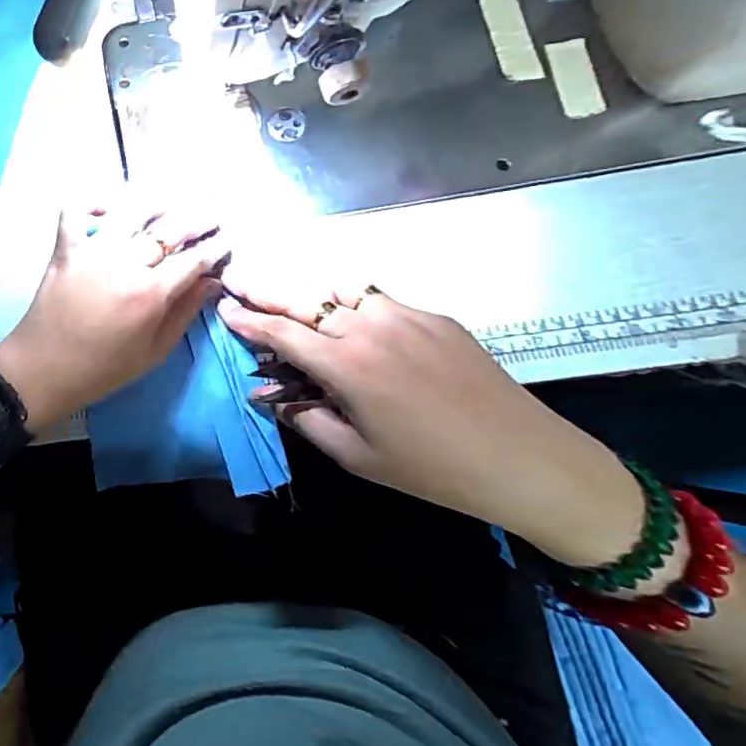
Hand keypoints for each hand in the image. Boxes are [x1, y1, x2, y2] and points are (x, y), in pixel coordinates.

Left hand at [0, 202, 226, 431]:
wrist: (43, 371)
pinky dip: (92, 203)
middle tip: (210, 218)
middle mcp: (125, 264)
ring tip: (168, 206)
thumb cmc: (104, 369)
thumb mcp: (155, 351)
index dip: (215, 247)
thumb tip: (212, 281)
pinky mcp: (65, 249)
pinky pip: (77, 211)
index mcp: (151, 294)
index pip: (194, 258)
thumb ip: (186, 312)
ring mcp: (92, 252)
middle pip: (169, 228)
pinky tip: (109, 209)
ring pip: (131, 210)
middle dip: (197, 219)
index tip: (225, 242)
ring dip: (155, 204)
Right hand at [216, 283, 645, 568]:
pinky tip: (358, 323)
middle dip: (267, 288)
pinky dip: (358, 306)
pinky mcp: (436, 315)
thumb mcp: (358, 456)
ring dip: (315, 294)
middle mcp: (371, 326)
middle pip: (306, 298)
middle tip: (239, 278)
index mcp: (346, 365)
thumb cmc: (431, 468)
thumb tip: (269, 397)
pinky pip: (383, 301)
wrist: (520, 455)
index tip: (225, 305)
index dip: (248, 318)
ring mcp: (407, 314)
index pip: (282, 332)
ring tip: (298, 302)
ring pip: (345, 291)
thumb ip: (307, 420)